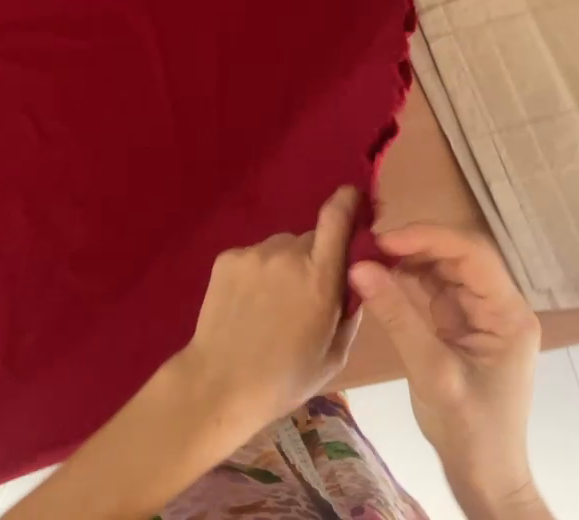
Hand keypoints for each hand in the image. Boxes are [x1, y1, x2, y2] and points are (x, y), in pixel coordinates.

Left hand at [176, 186, 363, 431]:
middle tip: (305, 296)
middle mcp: (287, 253)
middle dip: (314, 259)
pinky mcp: (227, 257)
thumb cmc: (286, 377)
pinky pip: (253, 257)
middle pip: (310, 240)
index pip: (337, 219)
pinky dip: (257, 273)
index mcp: (320, 276)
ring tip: (272, 305)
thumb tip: (357, 281)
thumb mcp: (335, 353)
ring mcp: (253, 253)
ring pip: (280, 248)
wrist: (221, 381)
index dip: (348, 201)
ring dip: (284, 266)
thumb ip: (351, 309)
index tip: (354, 196)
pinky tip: (248, 303)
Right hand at [349, 225, 542, 518]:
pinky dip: (404, 280)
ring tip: (367, 256)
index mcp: (508, 313)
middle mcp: (497, 306)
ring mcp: (477, 315)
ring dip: (406, 260)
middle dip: (413, 245)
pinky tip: (378, 277)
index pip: (472, 254)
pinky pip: (431, 289)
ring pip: (441, 268)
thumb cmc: (470, 430)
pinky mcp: (457, 325)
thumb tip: (358, 266)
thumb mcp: (432, 372)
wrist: (484, 477)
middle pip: (456, 256)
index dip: (429, 237)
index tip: (384, 239)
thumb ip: (397, 316)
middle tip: (368, 246)